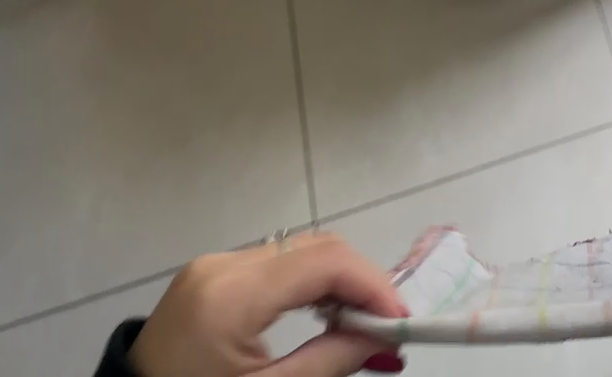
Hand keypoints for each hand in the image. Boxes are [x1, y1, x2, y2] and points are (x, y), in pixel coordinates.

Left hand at [129, 232, 409, 376]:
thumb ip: (330, 362)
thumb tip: (385, 340)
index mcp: (231, 294)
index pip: (325, 262)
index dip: (373, 285)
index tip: (402, 321)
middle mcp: (223, 264)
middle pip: (317, 249)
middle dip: (361, 282)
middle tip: (388, 326)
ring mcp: (212, 265)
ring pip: (301, 251)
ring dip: (338, 281)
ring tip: (361, 323)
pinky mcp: (209, 275)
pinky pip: (277, 264)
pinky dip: (309, 284)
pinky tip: (324, 314)